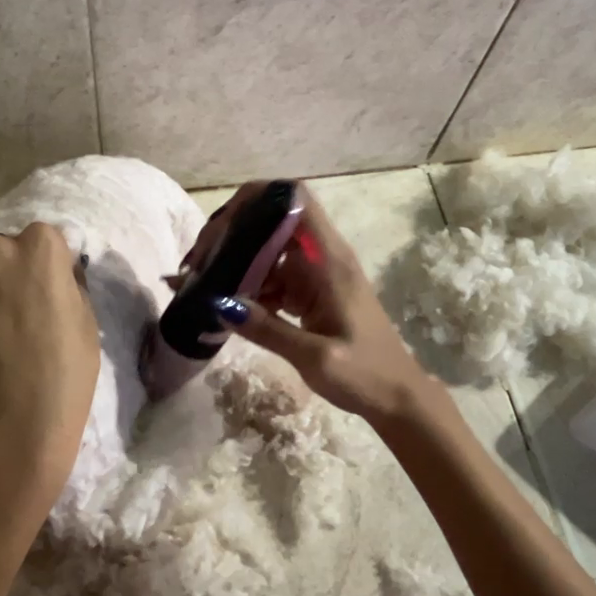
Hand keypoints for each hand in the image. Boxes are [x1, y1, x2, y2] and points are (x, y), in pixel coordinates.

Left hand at [0, 222, 100, 506]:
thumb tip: (56, 272)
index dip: (43, 264)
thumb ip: (66, 283)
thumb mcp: (86, 319)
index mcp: (40, 247)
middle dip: (6, 272)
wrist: (14, 424)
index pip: (41, 237)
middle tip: (14, 311)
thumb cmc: (65, 373)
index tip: (45, 291)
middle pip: (0, 249)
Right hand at [187, 182, 437, 425]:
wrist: (398, 398)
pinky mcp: (309, 294)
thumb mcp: (314, 357)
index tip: (223, 224)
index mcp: (330, 260)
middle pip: (272, 221)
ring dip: (235, 261)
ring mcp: (315, 275)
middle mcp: (322, 258)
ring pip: (267, 250)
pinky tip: (224, 305)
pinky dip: (247, 285)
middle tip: (198, 263)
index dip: (258, 196)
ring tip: (200, 283)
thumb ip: (267, 329)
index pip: (296, 199)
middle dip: (233, 233)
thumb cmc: (365, 374)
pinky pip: (272, 276)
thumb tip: (218, 303)